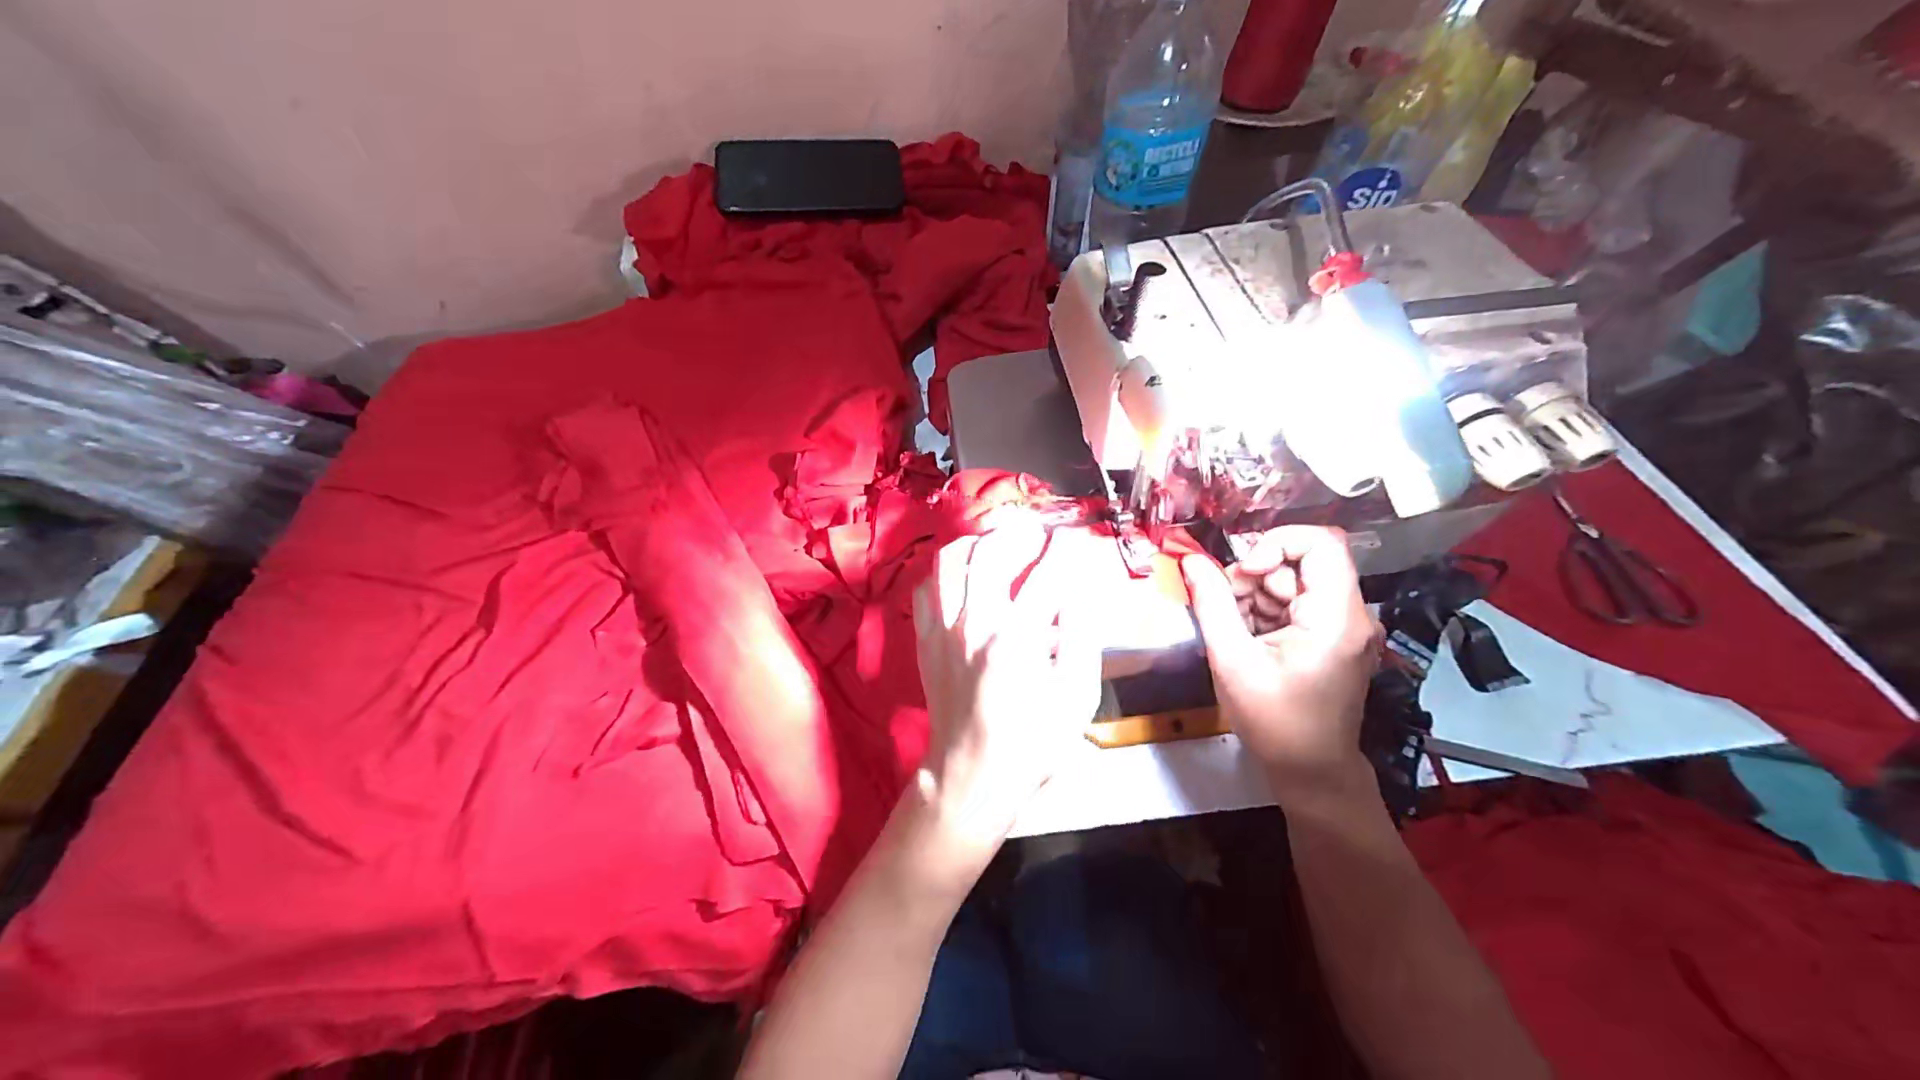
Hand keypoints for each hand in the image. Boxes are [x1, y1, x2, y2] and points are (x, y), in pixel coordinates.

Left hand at [912, 516, 1101, 866]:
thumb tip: (1079, 592)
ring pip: (950, 562)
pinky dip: (945, 573)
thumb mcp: (1076, 696)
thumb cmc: (1032, 742)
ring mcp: (944, 630)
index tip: (1077, 539)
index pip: (1047, 574)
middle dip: (1020, 533)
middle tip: (1038, 534)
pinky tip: (964, 576)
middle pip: (992, 552)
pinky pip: (926, 589)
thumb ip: (1082, 638)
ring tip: (998, 544)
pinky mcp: (925, 640)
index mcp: (1018, 639)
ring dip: (978, 543)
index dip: (1067, 548)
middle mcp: (976, 624)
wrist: (971, 774)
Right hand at [1180, 527, 1382, 806]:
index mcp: (1336, 618)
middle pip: (1300, 563)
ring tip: (1235, 632)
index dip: (1276, 542)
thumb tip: (1190, 561)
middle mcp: (1350, 614)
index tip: (1244, 570)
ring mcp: (1342, 626)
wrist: (1311, 770)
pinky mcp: (1331, 636)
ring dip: (1254, 596)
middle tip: (1225, 609)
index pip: (1320, 542)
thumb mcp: (1232, 661)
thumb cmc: (1275, 723)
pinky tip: (1248, 640)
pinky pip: (1294, 603)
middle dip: (1255, 577)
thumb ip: (1212, 604)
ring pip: (1292, 581)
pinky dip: (1265, 612)